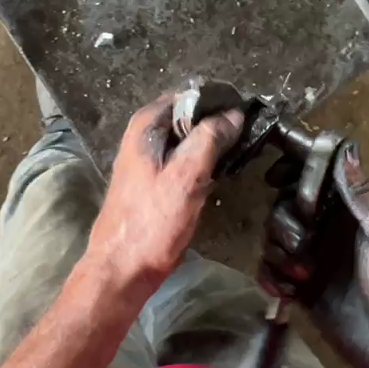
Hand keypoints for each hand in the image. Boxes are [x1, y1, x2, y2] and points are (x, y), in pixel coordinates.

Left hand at [85, 91, 243, 294]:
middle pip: (189, 116)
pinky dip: (201, 161)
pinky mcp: (152, 179)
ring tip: (239, 153)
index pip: (190, 95)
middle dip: (217, 123)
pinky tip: (218, 174)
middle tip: (247, 137)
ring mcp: (146, 157)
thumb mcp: (187, 176)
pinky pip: (182, 158)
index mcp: (146, 124)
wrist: (121, 272)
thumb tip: (234, 114)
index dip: (219, 103)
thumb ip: (210, 138)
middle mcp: (143, 133)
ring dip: (211, 144)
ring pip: (187, 138)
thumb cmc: (152, 222)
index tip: (247, 116)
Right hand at [260, 143, 368, 367]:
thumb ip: (362, 194)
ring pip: (275, 235)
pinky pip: (272, 270)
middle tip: (302, 241)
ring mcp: (314, 258)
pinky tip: (286, 291)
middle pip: (286, 203)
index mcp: (354, 209)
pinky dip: (271, 276)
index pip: (316, 174)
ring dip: (279, 250)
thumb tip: (345, 147)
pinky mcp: (303, 290)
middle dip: (284, 218)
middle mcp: (330, 228)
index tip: (275, 174)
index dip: (293, 167)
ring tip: (302, 274)